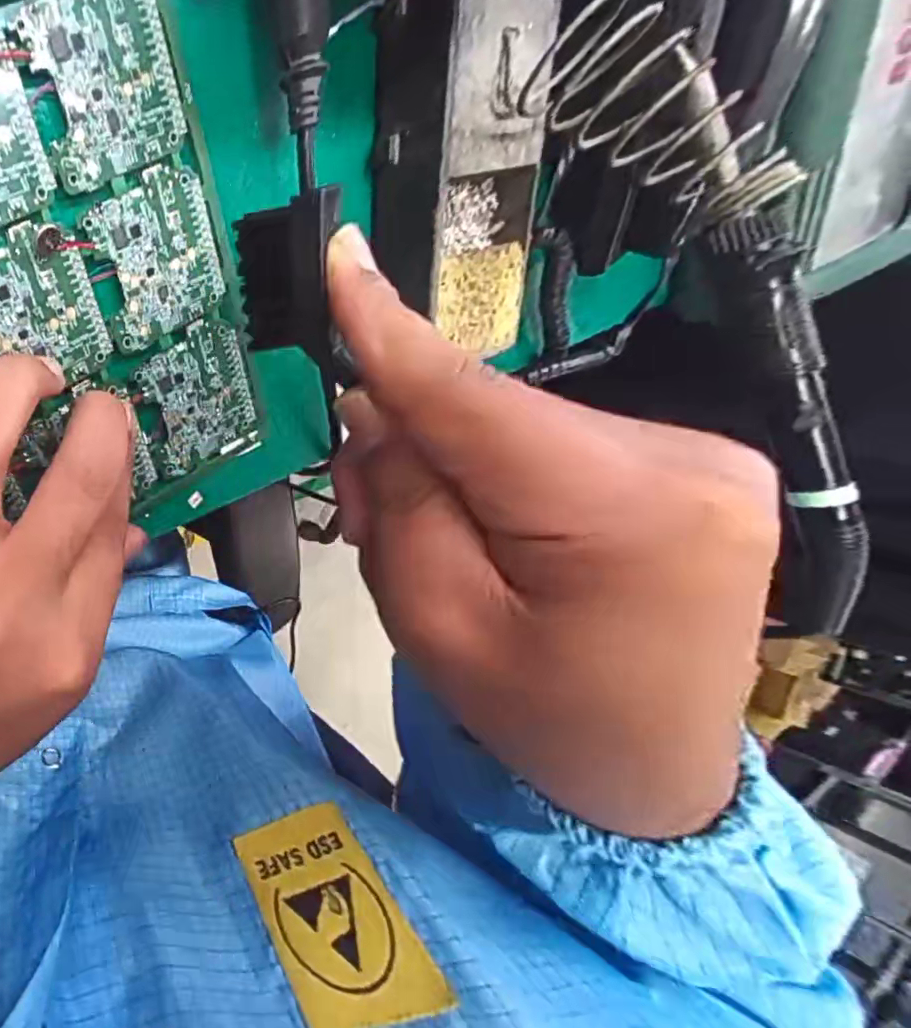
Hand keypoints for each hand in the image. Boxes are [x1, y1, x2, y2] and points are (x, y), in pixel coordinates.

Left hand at [0, 355, 143, 874]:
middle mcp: (9, 599)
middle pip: (68, 477)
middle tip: (65, 386)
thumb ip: (92, 589)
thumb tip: (120, 514)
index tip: (101, 424)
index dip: (112, 448)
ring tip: (4, 384)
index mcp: (68, 640)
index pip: (111, 517)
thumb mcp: (55, 681)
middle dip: (88, 411)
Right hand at [327, 225, 778, 838]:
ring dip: (430, 467)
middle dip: (398, 451)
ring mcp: (687, 455)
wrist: (636, 773)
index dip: (388, 330)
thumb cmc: (527, 712)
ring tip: (413, 541)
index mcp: (624, 511)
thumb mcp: (430, 617)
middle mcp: (678, 458)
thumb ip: (398, 501)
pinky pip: (527, 440)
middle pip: (478, 412)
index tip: (340, 253)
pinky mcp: (669, 464)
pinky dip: (470, 473)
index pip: (471, 399)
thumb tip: (374, 411)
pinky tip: (463, 525)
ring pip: (496, 423)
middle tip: (360, 523)